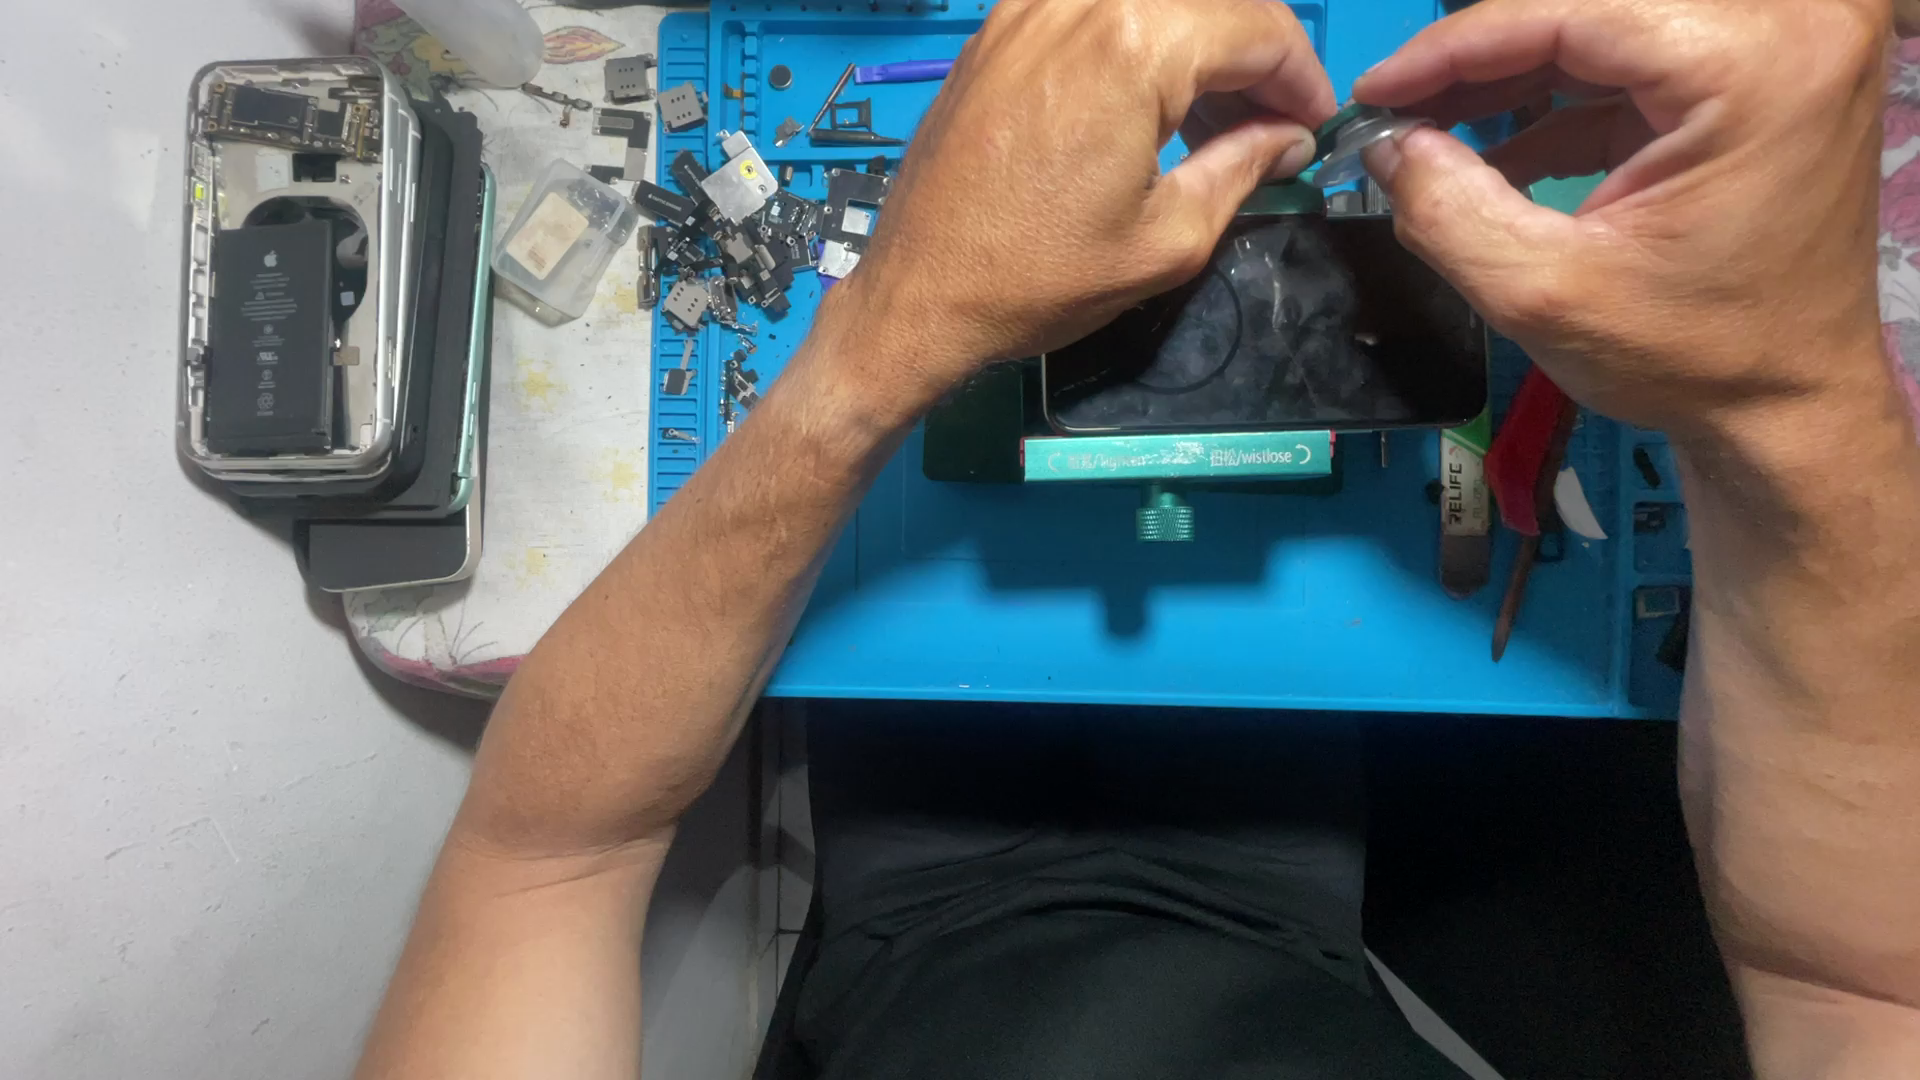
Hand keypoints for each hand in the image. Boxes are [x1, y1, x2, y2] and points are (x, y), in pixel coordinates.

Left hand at [836, 0, 1336, 407]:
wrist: (919, 297)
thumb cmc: (1039, 281)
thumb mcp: (1162, 243)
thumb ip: (1238, 171)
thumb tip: (1287, 137)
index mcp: (1134, 40)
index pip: (1257, 23)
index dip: (1300, 74)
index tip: (1312, 124)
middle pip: (1201, 0)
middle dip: (1248, 56)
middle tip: (1262, 125)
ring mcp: (1024, 8)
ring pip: (1141, 3)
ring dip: (1187, 50)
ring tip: (1201, 124)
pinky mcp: (991, 34)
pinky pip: (1083, 15)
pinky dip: (1127, 46)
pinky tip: (1134, 103)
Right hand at [1353, 0, 1892, 438]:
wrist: (1774, 396)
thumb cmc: (1672, 351)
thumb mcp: (1535, 291)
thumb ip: (1447, 212)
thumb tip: (1384, 148)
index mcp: (1755, 61)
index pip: (1577, 11)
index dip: (1456, 46)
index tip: (1370, 92)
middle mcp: (1788, 23)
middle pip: (1592, 8)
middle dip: (1477, 55)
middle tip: (1389, 108)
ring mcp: (1774, 48)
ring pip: (1601, 30)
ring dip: (1501, 77)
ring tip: (1418, 125)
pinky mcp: (1746, 85)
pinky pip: (1621, 68)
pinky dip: (1542, 104)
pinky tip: (1481, 151)